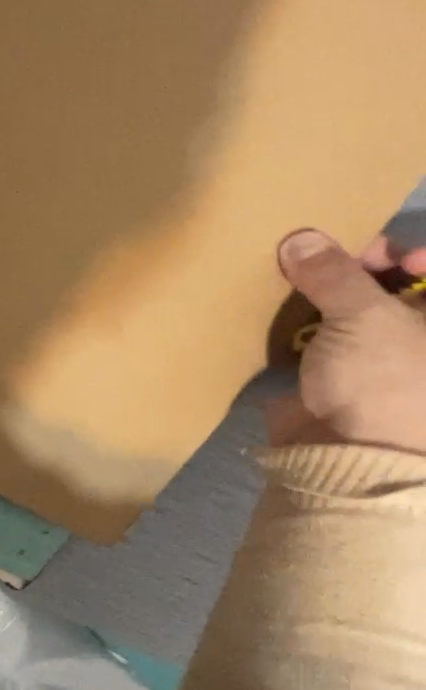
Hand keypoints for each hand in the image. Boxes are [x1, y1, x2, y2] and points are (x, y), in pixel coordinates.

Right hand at [267, 228, 425, 453]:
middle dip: (353, 272)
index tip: (367, 252)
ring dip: (320, 298)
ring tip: (287, 284)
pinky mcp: (339, 375)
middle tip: (318, 265)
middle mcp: (418, 335)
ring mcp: (380, 356)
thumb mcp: (365, 317)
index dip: (403, 254)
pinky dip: (302, 326)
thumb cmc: (384, 380)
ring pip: (351, 311)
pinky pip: (322, 338)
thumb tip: (299, 237)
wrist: (348, 452)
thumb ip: (334, 274)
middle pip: (390, 286)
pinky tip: (277, 316)